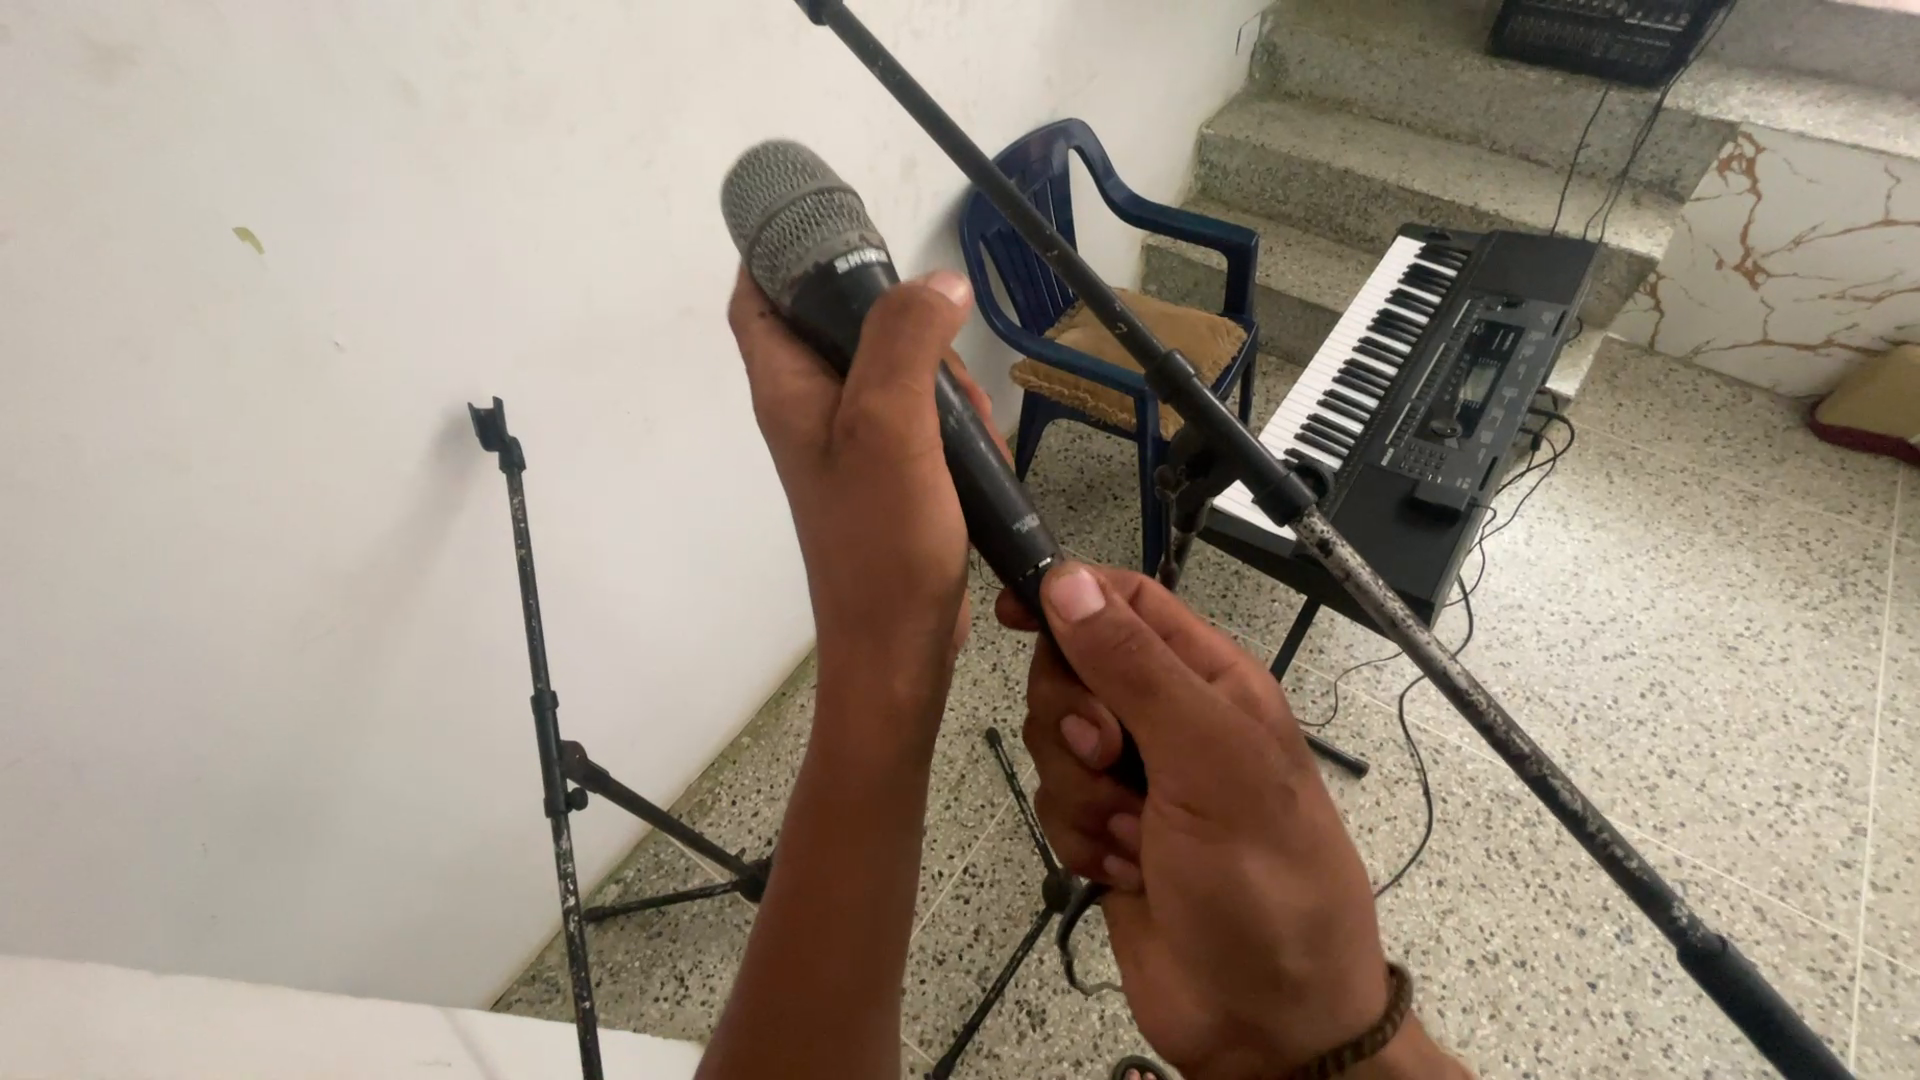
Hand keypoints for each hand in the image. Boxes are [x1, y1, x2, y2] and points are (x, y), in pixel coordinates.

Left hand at [729, 266, 995, 709]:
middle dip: (901, 325)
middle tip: (944, 350)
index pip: (757, 299)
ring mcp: (851, 448)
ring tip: (974, 418)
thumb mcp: (890, 428)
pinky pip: (919, 422)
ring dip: (940, 382)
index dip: (780, 254)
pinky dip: (952, 423)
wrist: (899, 644)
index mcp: (788, 392)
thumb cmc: (882, 541)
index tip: (836, 232)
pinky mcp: (888, 477)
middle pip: (842, 329)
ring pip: (893, 375)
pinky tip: (982, 451)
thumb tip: (937, 283)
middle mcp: (811, 413)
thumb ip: (905, 342)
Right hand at [999, 564, 1459, 1078]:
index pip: (1126, 601)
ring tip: (1135, 835)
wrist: (1266, 1023)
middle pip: (1074, 669)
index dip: (1069, 595)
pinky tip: (1126, 870)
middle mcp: (1165, 716)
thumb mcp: (1207, 759)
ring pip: (1054, 738)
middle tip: (1108, 754)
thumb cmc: (1261, 876)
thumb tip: (1066, 579)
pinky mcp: (1103, 828)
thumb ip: (1133, 668)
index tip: (1012, 609)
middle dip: (1074, 715)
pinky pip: (1054, 801)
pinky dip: (1082, 837)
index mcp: (1207, 678)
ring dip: (1083, 791)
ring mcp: (1131, 774)